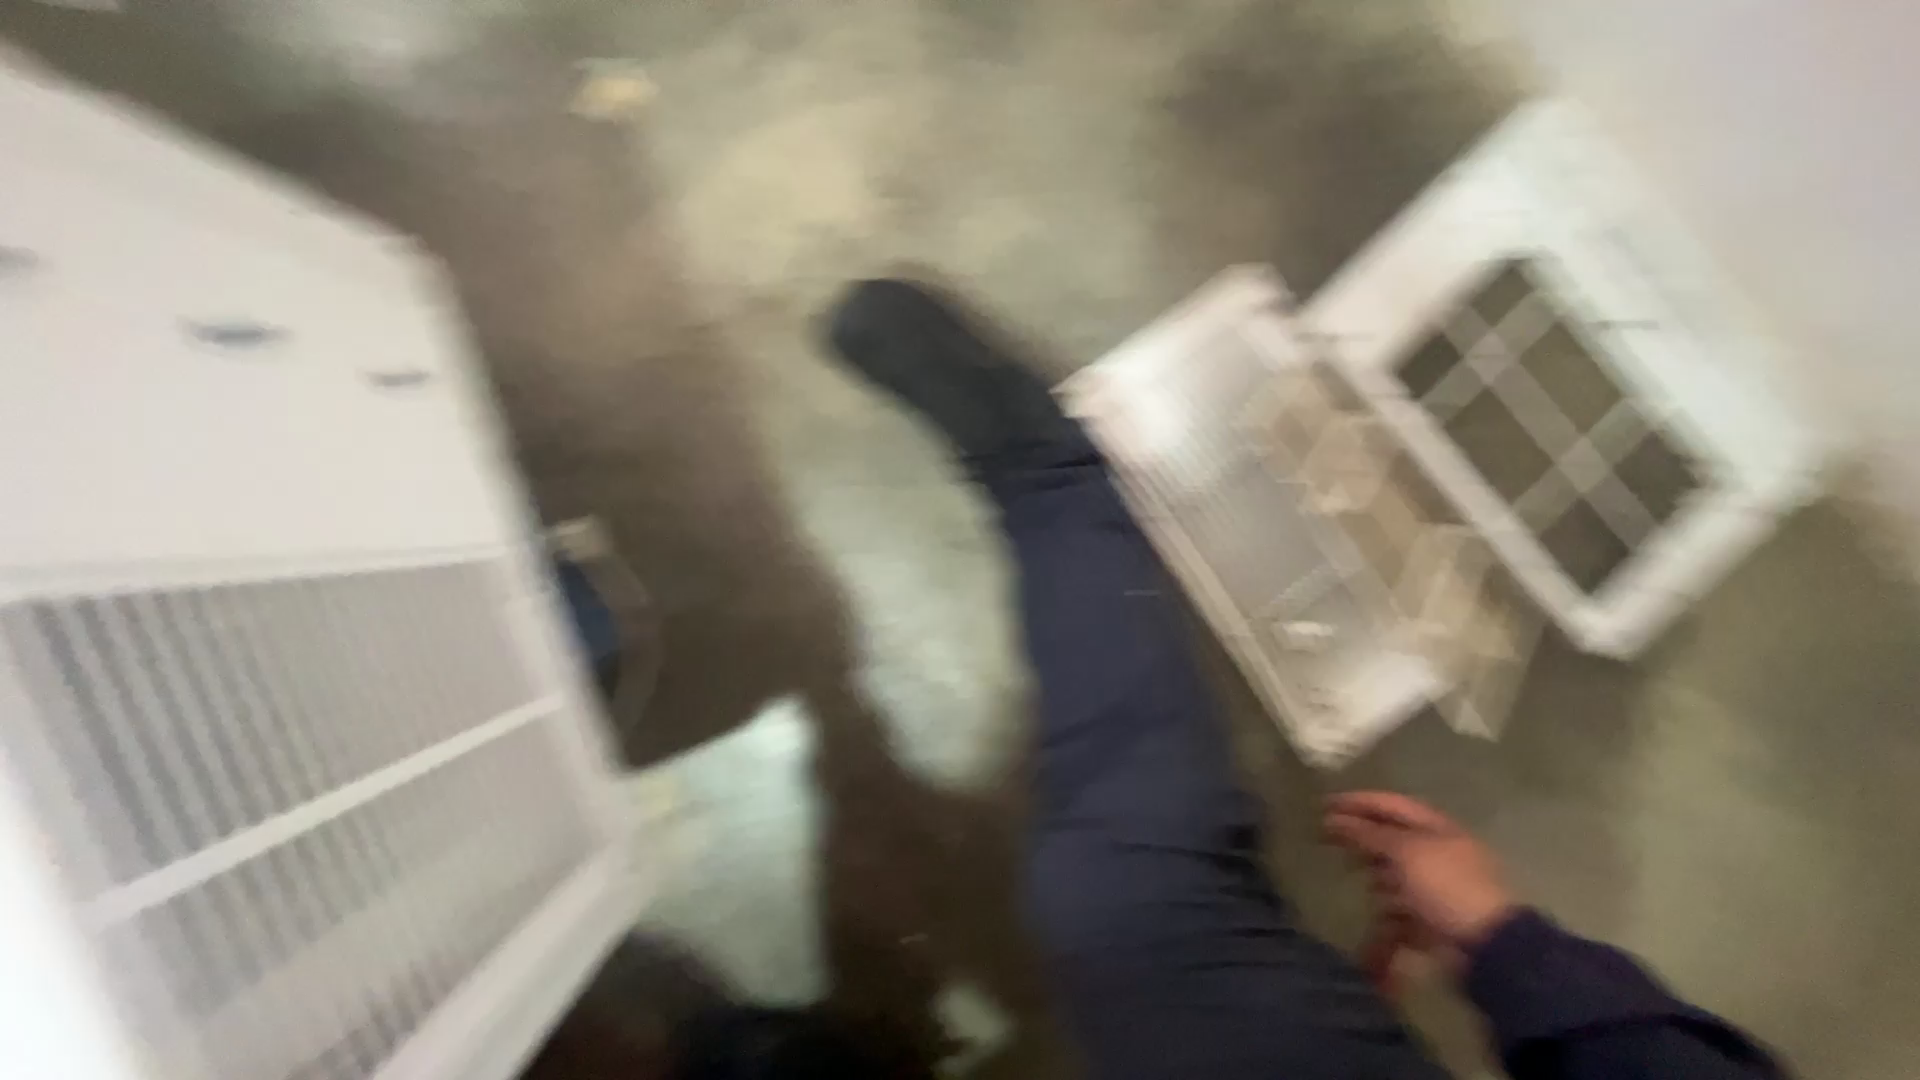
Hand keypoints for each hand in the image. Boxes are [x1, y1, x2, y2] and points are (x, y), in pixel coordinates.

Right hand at [1323, 792, 1519, 992]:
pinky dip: (1385, 926)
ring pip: (1394, 878)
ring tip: (1356, 886)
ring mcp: (1436, 888)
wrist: (1489, 946)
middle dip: (1361, 841)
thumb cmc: (1446, 885)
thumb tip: (1334, 818)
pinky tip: (1372, 934)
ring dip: (1374, 882)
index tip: (1324, 805)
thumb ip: (1367, 833)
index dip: (1357, 801)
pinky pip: (1400, 918)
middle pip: (1391, 839)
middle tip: (1328, 841)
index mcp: (1435, 828)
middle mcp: (1436, 853)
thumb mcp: (1403, 851)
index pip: (1390, 804)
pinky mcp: (1433, 920)